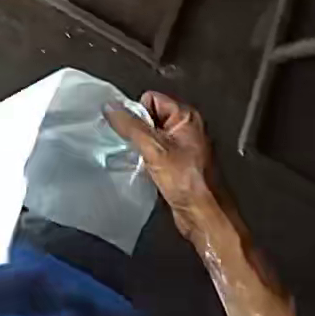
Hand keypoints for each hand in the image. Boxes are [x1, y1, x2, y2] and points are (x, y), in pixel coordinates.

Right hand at [106, 91, 222, 240]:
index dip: (138, 113)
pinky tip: (143, 168)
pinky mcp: (178, 163)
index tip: (133, 132)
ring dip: (141, 146)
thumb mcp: (153, 149)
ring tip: (140, 159)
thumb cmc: (186, 181)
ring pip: (150, 135)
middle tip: (136, 147)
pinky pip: (155, 151)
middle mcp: (186, 127)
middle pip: (149, 116)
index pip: (150, 99)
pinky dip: (146, 157)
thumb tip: (109, 106)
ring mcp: (183, 146)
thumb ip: (130, 125)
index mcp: (186, 117)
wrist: (205, 217)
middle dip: (137, 130)